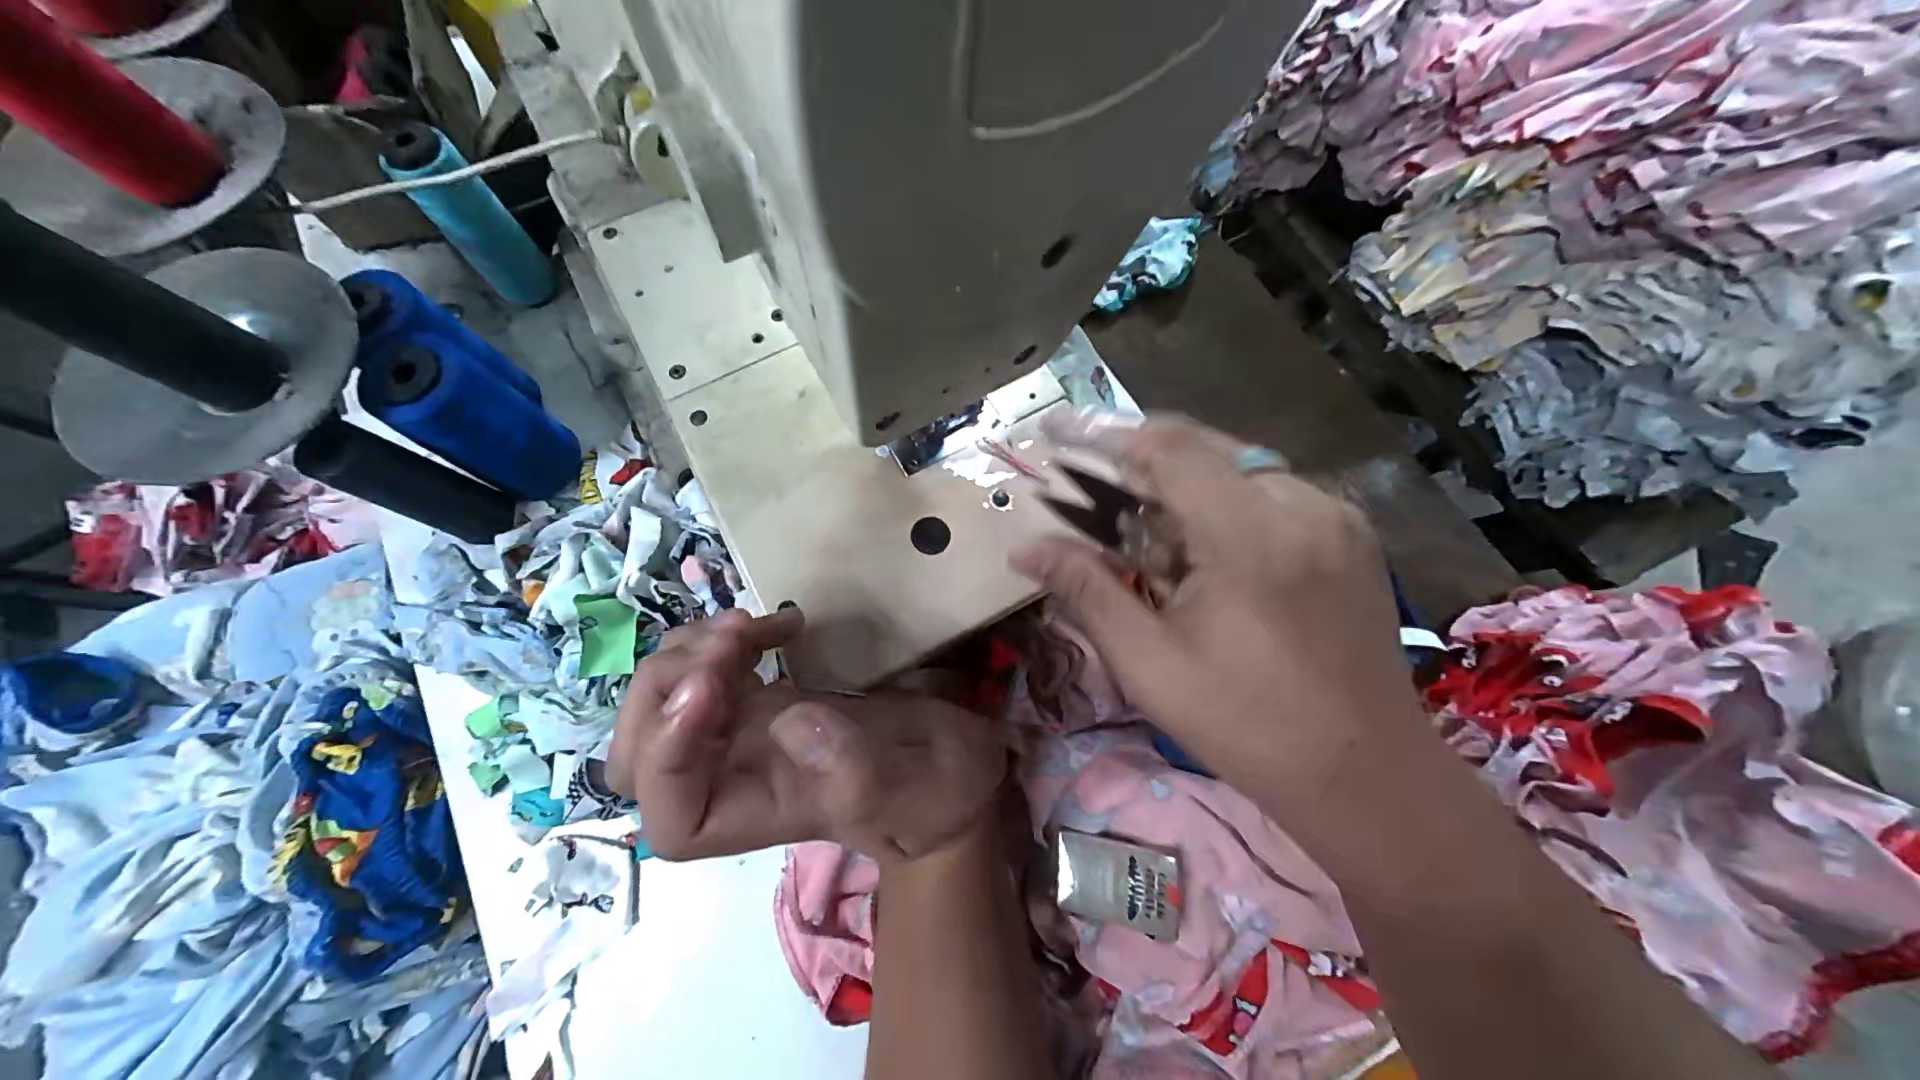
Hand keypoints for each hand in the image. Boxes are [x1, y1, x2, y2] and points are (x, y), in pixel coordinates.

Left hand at [605, 608, 1006, 862]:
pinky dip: (720, 638)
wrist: (947, 760)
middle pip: (639, 754)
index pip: (672, 816)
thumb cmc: (937, 790)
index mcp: (759, 818)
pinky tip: (774, 626)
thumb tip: (790, 722)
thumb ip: (861, 771)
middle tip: (732, 643)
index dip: (668, 753)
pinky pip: (701, 668)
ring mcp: (738, 736)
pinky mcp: (753, 699)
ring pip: (660, 701)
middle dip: (666, 689)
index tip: (711, 685)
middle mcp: (732, 781)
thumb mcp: (919, 788)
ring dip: (692, 652)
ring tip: (754, 626)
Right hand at [1012, 413, 1420, 806]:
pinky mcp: (1349, 534)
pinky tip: (1199, 550)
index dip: (1102, 434)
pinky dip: (1220, 504)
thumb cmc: (1246, 725)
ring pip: (1236, 467)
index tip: (1054, 430)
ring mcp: (1335, 515)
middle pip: (1201, 446)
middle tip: (1086, 486)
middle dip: (1136, 460)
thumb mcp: (1150, 663)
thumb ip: (1087, 591)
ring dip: (1178, 485)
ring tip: (1139, 531)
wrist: (1366, 775)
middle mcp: (1302, 504)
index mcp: (1250, 534)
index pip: (1167, 449)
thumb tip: (1025, 549)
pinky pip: (1271, 493)